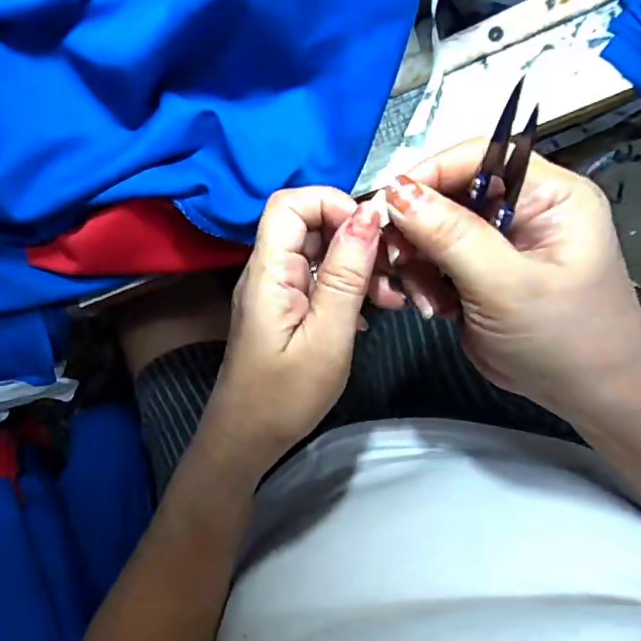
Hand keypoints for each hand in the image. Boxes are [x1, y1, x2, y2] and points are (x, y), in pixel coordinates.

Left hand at [198, 186, 384, 474]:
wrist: (247, 439)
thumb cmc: (284, 396)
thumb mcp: (327, 337)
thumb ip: (347, 275)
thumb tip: (369, 215)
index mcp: (268, 272)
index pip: (289, 203)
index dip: (331, 202)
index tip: (371, 231)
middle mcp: (267, 273)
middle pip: (308, 225)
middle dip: (355, 236)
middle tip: (393, 268)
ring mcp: (275, 292)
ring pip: (319, 254)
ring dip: (358, 266)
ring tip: (391, 297)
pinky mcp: (285, 310)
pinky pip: (318, 281)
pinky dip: (348, 288)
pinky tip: (373, 312)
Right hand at [383, 139, 640, 415]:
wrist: (585, 394)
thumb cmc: (562, 338)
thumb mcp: (506, 286)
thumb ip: (452, 237)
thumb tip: (396, 193)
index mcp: (548, 195)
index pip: (479, 158)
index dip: (429, 174)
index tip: (387, 207)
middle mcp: (522, 209)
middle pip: (448, 194)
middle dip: (417, 229)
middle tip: (399, 264)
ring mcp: (498, 243)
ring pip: (433, 231)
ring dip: (418, 264)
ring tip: (425, 301)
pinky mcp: (479, 273)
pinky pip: (435, 262)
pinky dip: (424, 283)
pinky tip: (434, 310)